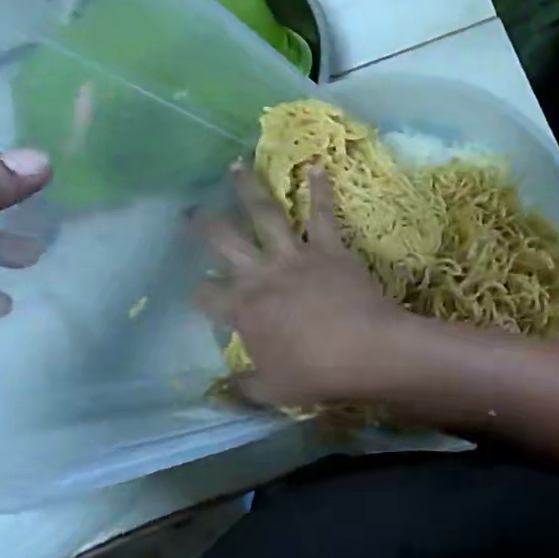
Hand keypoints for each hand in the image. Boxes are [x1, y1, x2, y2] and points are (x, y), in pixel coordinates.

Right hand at [195, 167, 414, 407]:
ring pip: (265, 214)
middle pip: (224, 241)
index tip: (196, 291)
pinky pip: (322, 214)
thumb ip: (243, 387)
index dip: (198, 292)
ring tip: (235, 167)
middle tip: (189, 209)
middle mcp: (261, 274)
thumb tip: (222, 390)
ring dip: (248, 189)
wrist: (369, 350)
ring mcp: (295, 255)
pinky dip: (319, 190)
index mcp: (243, 309)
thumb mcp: (272, 390)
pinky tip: (316, 166)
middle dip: (203, 224)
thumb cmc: (316, 372)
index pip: (206, 294)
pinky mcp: (329, 248)